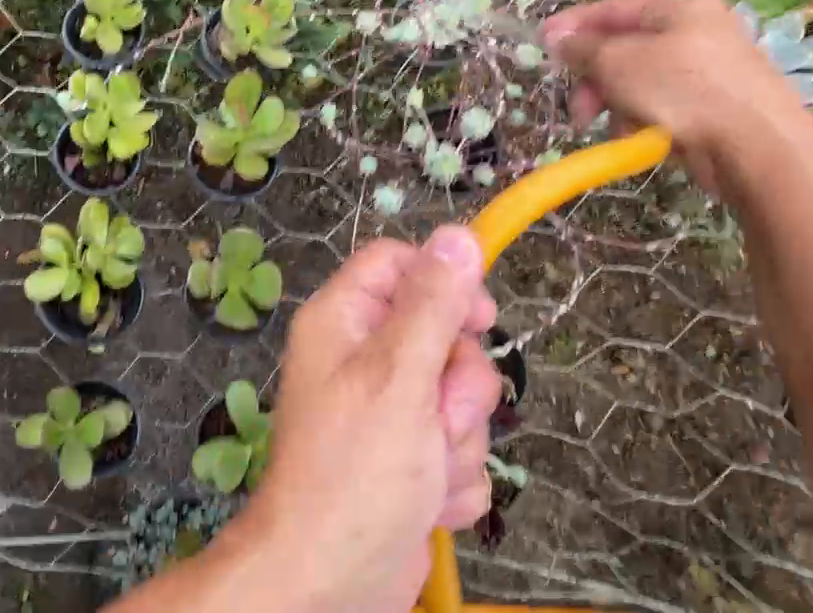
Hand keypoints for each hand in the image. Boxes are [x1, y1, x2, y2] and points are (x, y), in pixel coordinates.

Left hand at [231, 228, 501, 611]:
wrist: (332, 577)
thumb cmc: (356, 469)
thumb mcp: (398, 375)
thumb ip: (432, 305)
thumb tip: (457, 235)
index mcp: (343, 321)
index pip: (399, 266)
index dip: (443, 283)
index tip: (480, 318)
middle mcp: (362, 358)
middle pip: (442, 335)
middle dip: (457, 387)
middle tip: (435, 416)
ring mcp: (388, 411)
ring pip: (459, 399)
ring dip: (456, 442)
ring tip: (423, 470)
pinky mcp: (410, 459)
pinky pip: (458, 449)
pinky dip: (452, 480)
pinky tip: (425, 503)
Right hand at [542, 0, 811, 188]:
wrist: (756, 147)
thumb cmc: (682, 90)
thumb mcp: (617, 62)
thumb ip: (582, 47)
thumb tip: (556, 37)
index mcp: (682, 10)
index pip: (614, 8)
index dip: (573, 24)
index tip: (541, 43)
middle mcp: (699, 35)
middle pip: (624, 50)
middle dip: (593, 79)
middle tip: (577, 106)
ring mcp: (709, 72)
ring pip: (638, 82)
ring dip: (614, 105)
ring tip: (611, 128)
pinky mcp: (714, 108)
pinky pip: (660, 106)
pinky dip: (641, 120)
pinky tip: (638, 139)